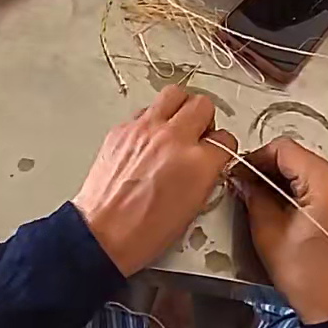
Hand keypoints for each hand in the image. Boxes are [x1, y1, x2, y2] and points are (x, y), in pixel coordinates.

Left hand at [73, 85, 237, 276]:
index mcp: (197, 162)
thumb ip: (206, 173)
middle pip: (202, 104)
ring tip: (175, 126)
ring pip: (174, 94)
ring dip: (180, 108)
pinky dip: (152, 121)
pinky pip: (145, 111)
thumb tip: (208, 159)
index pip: (225, 138)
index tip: (216, 152)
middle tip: (199, 133)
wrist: (103, 234)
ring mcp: (145, 130)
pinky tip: (148, 140)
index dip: (222, 147)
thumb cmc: (146, 230)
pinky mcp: (122, 129)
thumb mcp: (194, 206)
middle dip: (205, 119)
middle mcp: (173, 138)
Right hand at [231, 137, 327, 323]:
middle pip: (299, 156)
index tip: (240, 173)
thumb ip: (254, 196)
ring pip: (309, 168)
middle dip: (269, 168)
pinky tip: (283, 205)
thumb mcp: (270, 234)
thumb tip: (244, 178)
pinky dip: (300, 187)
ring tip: (262, 198)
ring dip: (284, 178)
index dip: (257, 157)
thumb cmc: (309, 277)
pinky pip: (320, 182)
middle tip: (246, 186)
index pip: (285, 149)